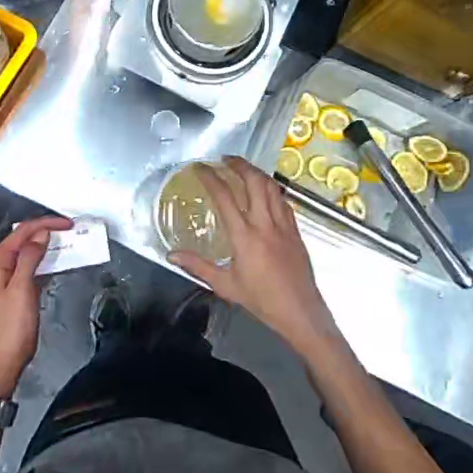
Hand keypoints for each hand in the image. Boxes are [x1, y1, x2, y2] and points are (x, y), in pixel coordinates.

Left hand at [0, 215, 70, 397]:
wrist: (5, 359)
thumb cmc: (12, 326)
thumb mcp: (22, 289)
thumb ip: (30, 258)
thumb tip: (41, 234)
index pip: (21, 233)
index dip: (44, 224)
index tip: (67, 224)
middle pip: (23, 239)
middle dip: (46, 231)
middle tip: (70, 230)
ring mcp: (6, 277)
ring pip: (28, 252)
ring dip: (47, 246)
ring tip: (68, 242)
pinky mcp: (15, 289)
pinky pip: (31, 267)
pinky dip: (45, 262)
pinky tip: (59, 262)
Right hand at [167, 157, 342, 357]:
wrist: (300, 312)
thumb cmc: (261, 300)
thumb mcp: (225, 285)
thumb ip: (198, 266)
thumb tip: (172, 255)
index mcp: (244, 236)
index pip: (225, 197)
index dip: (211, 178)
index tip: (200, 168)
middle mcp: (265, 225)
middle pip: (254, 182)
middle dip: (239, 165)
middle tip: (225, 159)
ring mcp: (284, 226)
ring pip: (272, 188)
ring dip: (257, 173)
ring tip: (244, 169)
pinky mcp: (296, 231)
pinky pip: (283, 202)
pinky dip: (272, 191)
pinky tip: (265, 193)